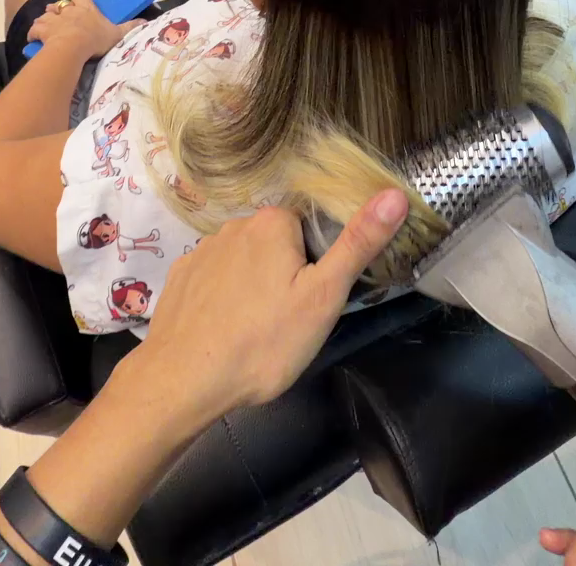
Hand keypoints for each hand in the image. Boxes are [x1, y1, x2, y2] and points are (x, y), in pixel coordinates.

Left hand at [27, 0, 140, 60]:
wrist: (72, 48)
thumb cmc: (96, 40)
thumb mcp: (117, 35)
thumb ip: (130, 27)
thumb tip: (145, 21)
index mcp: (86, 9)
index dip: (78, 0)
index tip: (79, 6)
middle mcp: (68, 11)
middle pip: (60, 4)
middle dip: (59, 9)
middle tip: (61, 19)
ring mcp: (53, 19)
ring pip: (45, 14)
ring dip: (45, 20)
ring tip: (47, 28)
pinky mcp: (41, 29)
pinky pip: (34, 28)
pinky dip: (34, 33)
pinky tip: (34, 39)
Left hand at [130, 191, 409, 421]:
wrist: (183, 381)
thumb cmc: (264, 340)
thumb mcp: (324, 295)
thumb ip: (359, 242)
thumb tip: (395, 193)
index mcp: (273, 222)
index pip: (309, 230)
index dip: (316, 265)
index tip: (312, 301)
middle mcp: (235, 225)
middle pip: (277, 244)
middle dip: (286, 275)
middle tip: (288, 321)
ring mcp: (202, 250)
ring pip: (244, 262)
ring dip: (254, 286)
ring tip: (255, 331)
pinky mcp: (179, 276)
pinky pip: (214, 279)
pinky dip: (222, 298)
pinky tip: (223, 330)